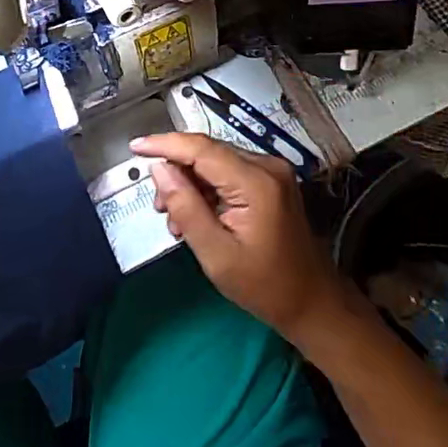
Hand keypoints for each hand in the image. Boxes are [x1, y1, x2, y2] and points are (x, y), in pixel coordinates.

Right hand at [129, 132, 354, 340]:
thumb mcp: (216, 254)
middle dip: (176, 173)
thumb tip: (159, 170)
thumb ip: (186, 207)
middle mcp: (266, 166)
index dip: (165, 145)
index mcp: (256, 182)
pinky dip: (207, 188)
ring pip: (215, 161)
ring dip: (190, 184)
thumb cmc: (265, 286)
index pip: (202, 149)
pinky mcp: (270, 180)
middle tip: (160, 207)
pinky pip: (228, 172)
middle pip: (207, 153)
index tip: (135, 147)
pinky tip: (198, 215)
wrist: (312, 302)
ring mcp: (271, 171)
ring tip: (179, 220)